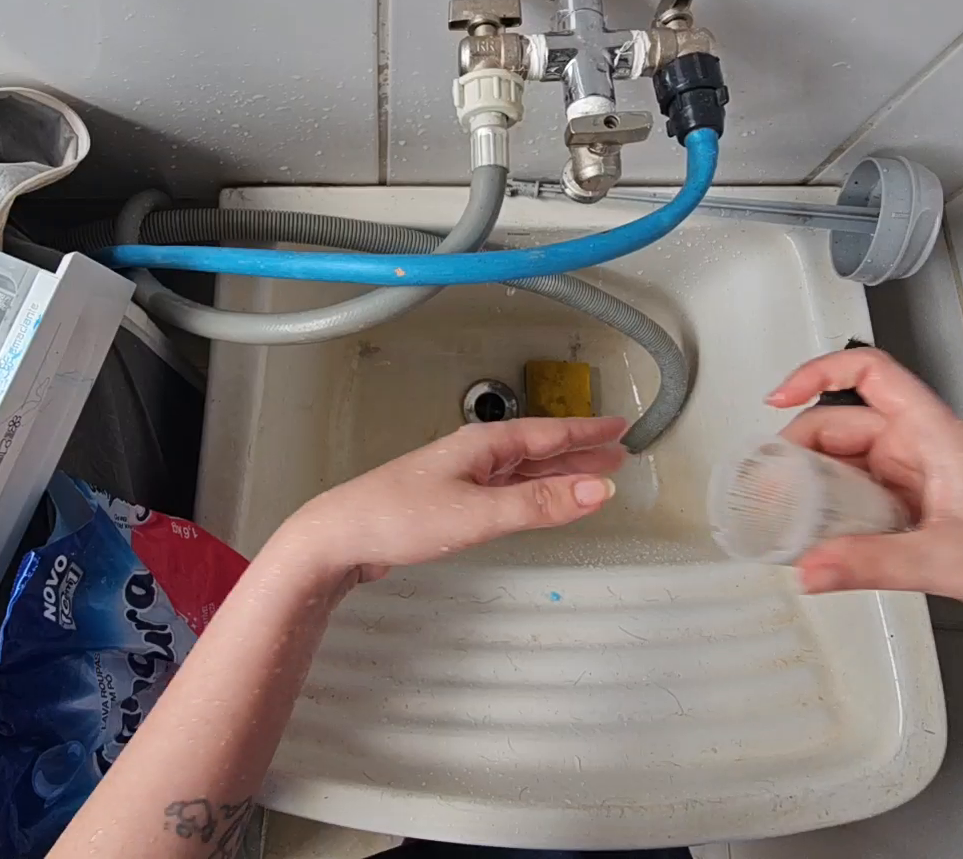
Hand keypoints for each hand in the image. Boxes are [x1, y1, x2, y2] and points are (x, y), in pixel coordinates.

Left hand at [271, 416, 627, 585]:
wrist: (341, 535)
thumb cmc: (403, 517)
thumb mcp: (477, 513)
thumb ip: (538, 504)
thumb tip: (600, 489)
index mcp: (483, 445)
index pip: (547, 433)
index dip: (586, 431)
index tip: (622, 426)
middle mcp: (474, 454)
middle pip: (537, 449)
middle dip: (579, 452)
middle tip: (620, 455)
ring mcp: (459, 476)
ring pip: (521, 469)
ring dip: (557, 472)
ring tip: (591, 477)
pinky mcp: (448, 500)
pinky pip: (504, 488)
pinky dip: (530, 490)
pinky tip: (536, 498)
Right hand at [766, 348, 962, 641]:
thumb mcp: (951, 562)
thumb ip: (870, 564)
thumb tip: (807, 566)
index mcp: (936, 435)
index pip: (870, 373)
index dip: (817, 373)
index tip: (779, 399)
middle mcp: (921, 447)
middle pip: (839, 423)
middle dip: (799, 450)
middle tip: (772, 487)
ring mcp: (915, 476)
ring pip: (842, 460)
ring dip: (811, 482)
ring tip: (788, 513)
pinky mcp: (913, 505)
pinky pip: (855, 493)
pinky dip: (829, 508)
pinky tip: (818, 532)